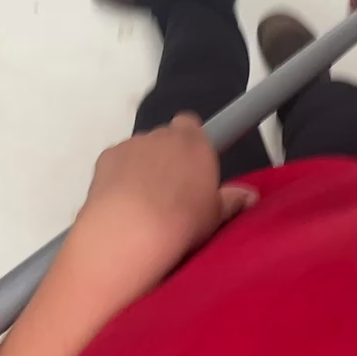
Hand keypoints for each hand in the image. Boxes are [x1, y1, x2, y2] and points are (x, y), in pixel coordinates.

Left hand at [74, 115, 256, 288]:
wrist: (130, 231)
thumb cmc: (182, 222)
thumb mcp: (215, 216)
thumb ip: (232, 200)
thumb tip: (250, 195)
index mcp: (194, 142)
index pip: (191, 123)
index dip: (191, 141)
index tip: (192, 163)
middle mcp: (162, 135)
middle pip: (164, 137)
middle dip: (167, 155)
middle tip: (171, 188)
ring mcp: (131, 143)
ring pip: (139, 149)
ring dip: (142, 165)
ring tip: (142, 200)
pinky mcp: (106, 156)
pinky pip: (117, 161)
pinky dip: (119, 175)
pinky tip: (121, 201)